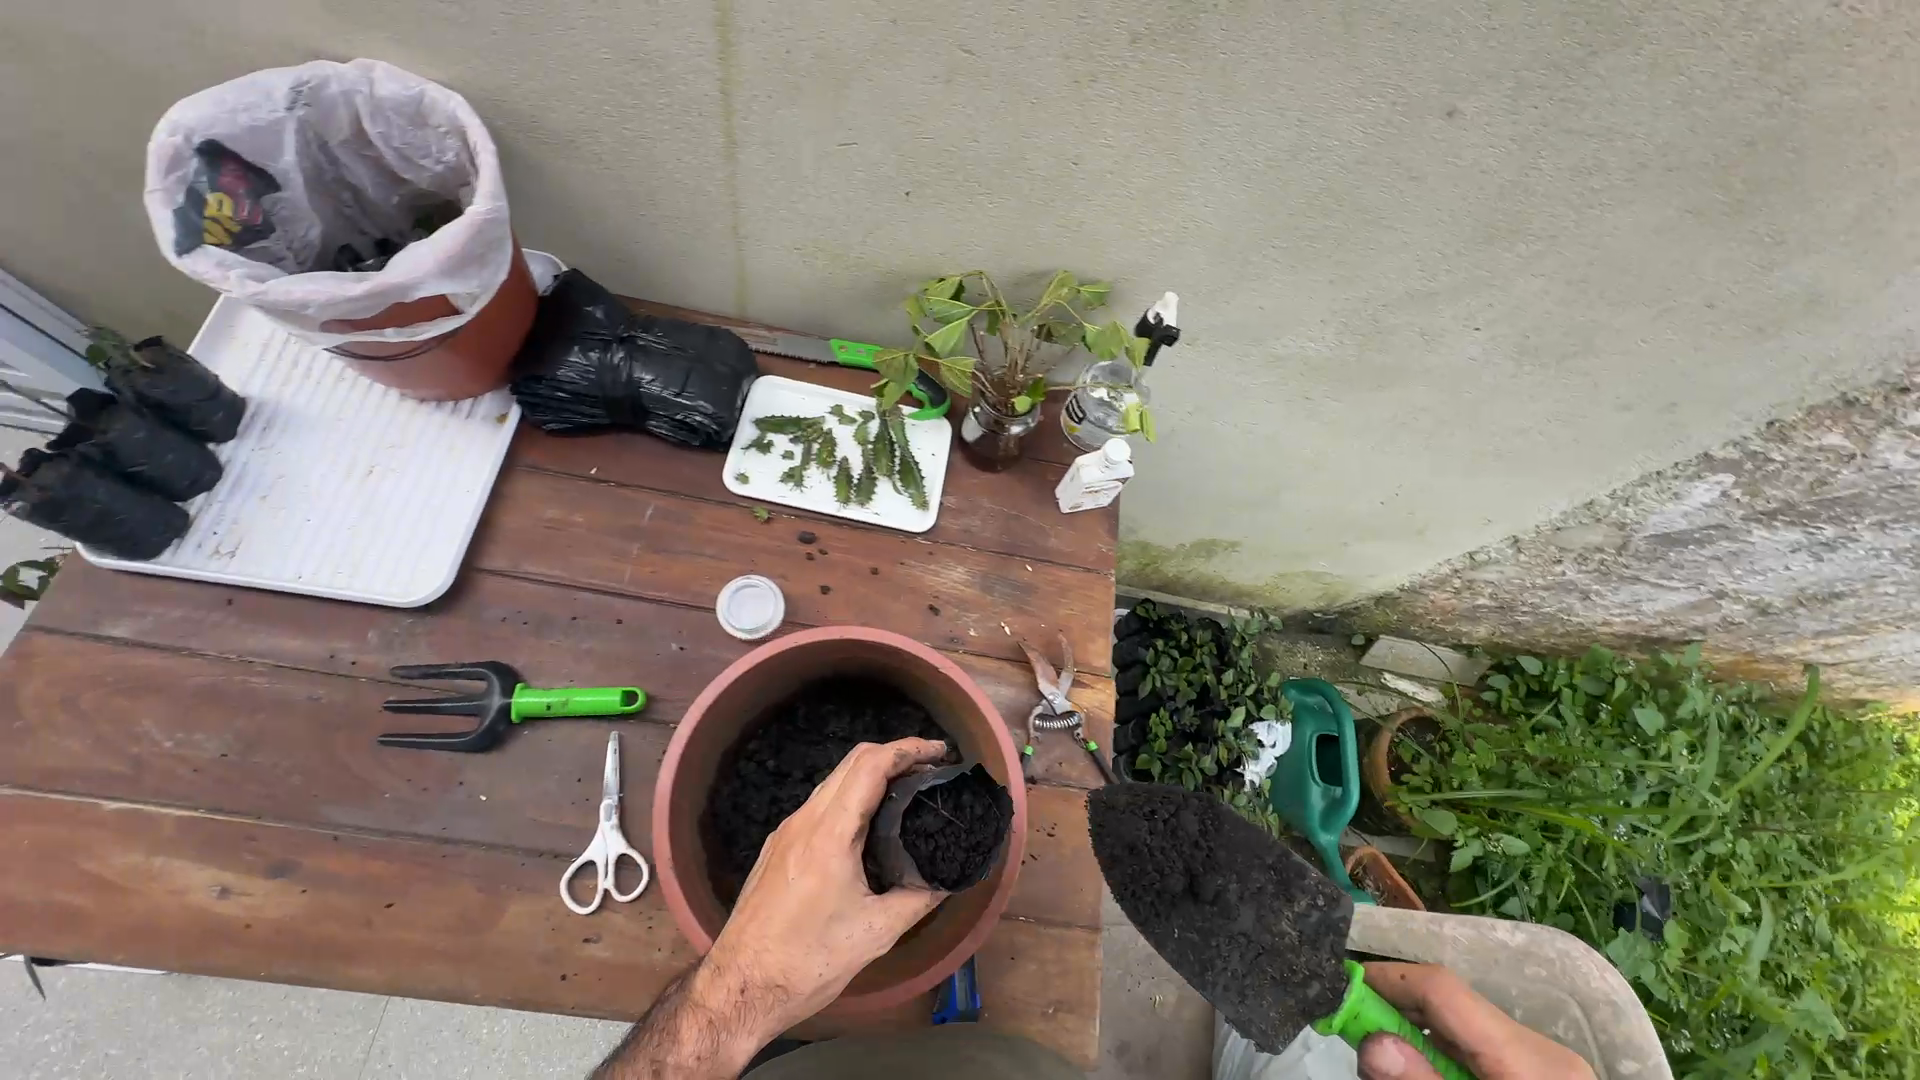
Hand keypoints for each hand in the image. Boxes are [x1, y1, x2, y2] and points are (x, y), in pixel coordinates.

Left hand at [700, 738, 950, 1040]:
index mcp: (829, 833)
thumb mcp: (875, 933)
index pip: (871, 766)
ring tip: (908, 788)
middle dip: (895, 754)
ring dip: (872, 773)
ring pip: (834, 781)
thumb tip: (948, 877)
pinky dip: (852, 795)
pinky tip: (870, 820)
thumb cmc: (808, 961)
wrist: (739, 989)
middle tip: (932, 766)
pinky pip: (820, 804)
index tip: (940, 751)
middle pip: (852, 762)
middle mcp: (805, 820)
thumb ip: (918, 898)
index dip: (908, 749)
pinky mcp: (778, 847)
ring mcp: (787, 831)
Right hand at [1357, 963, 1595, 1079]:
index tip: (1335, 996)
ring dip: (1412, 1044)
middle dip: (1392, 1019)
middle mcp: (1539, 1051)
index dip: (1382, 981)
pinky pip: (1472, 1054)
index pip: (1440, 988)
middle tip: (1357, 1048)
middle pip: (1445, 1006)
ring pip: (1455, 1030)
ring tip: (1390, 1074)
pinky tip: (1423, 1079)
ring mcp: (1542, 1067)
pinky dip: (1437, 1063)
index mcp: (1529, 1060)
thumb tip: (1371, 1042)